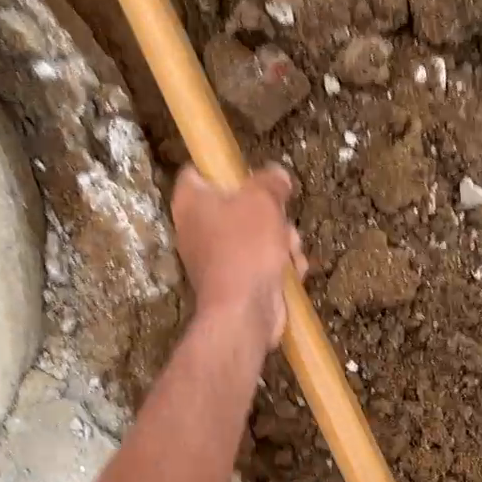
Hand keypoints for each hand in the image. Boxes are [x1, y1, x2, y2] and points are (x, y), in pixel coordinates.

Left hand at [171, 165, 306, 354]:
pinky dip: (278, 267)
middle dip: (268, 212)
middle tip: (280, 216)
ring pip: (256, 236)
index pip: (198, 171)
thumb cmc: (246, 248)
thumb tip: (277, 176)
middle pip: (237, 205)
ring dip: (281, 241)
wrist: (245, 313)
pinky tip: (291, 273)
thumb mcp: (263, 200)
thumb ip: (270, 181)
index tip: (250, 173)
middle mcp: (197, 230)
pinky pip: (261, 264)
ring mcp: (217, 260)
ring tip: (289, 250)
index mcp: (190, 202)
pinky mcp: (236, 283)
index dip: (225, 168)